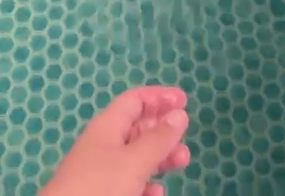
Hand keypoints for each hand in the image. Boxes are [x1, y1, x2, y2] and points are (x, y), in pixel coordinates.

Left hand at [42, 86, 191, 195]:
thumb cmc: (99, 187)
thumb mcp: (133, 162)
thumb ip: (158, 140)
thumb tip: (180, 113)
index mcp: (108, 126)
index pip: (135, 100)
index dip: (160, 97)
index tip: (184, 101)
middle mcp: (104, 144)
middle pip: (138, 128)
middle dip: (164, 132)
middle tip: (185, 140)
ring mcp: (102, 171)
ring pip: (136, 157)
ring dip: (160, 159)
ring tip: (182, 163)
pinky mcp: (102, 193)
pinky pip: (129, 182)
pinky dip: (146, 184)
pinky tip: (157, 192)